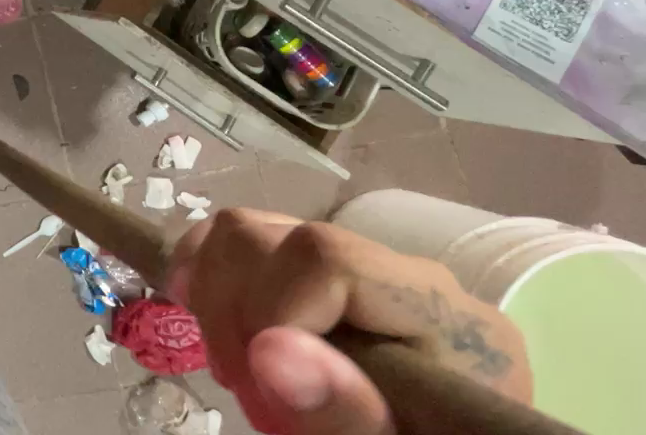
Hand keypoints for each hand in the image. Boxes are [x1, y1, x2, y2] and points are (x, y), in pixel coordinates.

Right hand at [168, 209, 531, 434]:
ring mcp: (348, 262)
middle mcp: (395, 269)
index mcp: (441, 315)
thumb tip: (270, 350)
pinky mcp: (309, 270)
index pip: (325, 257)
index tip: (257, 384)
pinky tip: (210, 324)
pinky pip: (234, 240)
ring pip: (240, 231)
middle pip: (267, 236)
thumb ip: (346, 415)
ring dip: (212, 298)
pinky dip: (204, 275)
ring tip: (237, 369)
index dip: (269, 308)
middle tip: (244, 390)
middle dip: (230, 312)